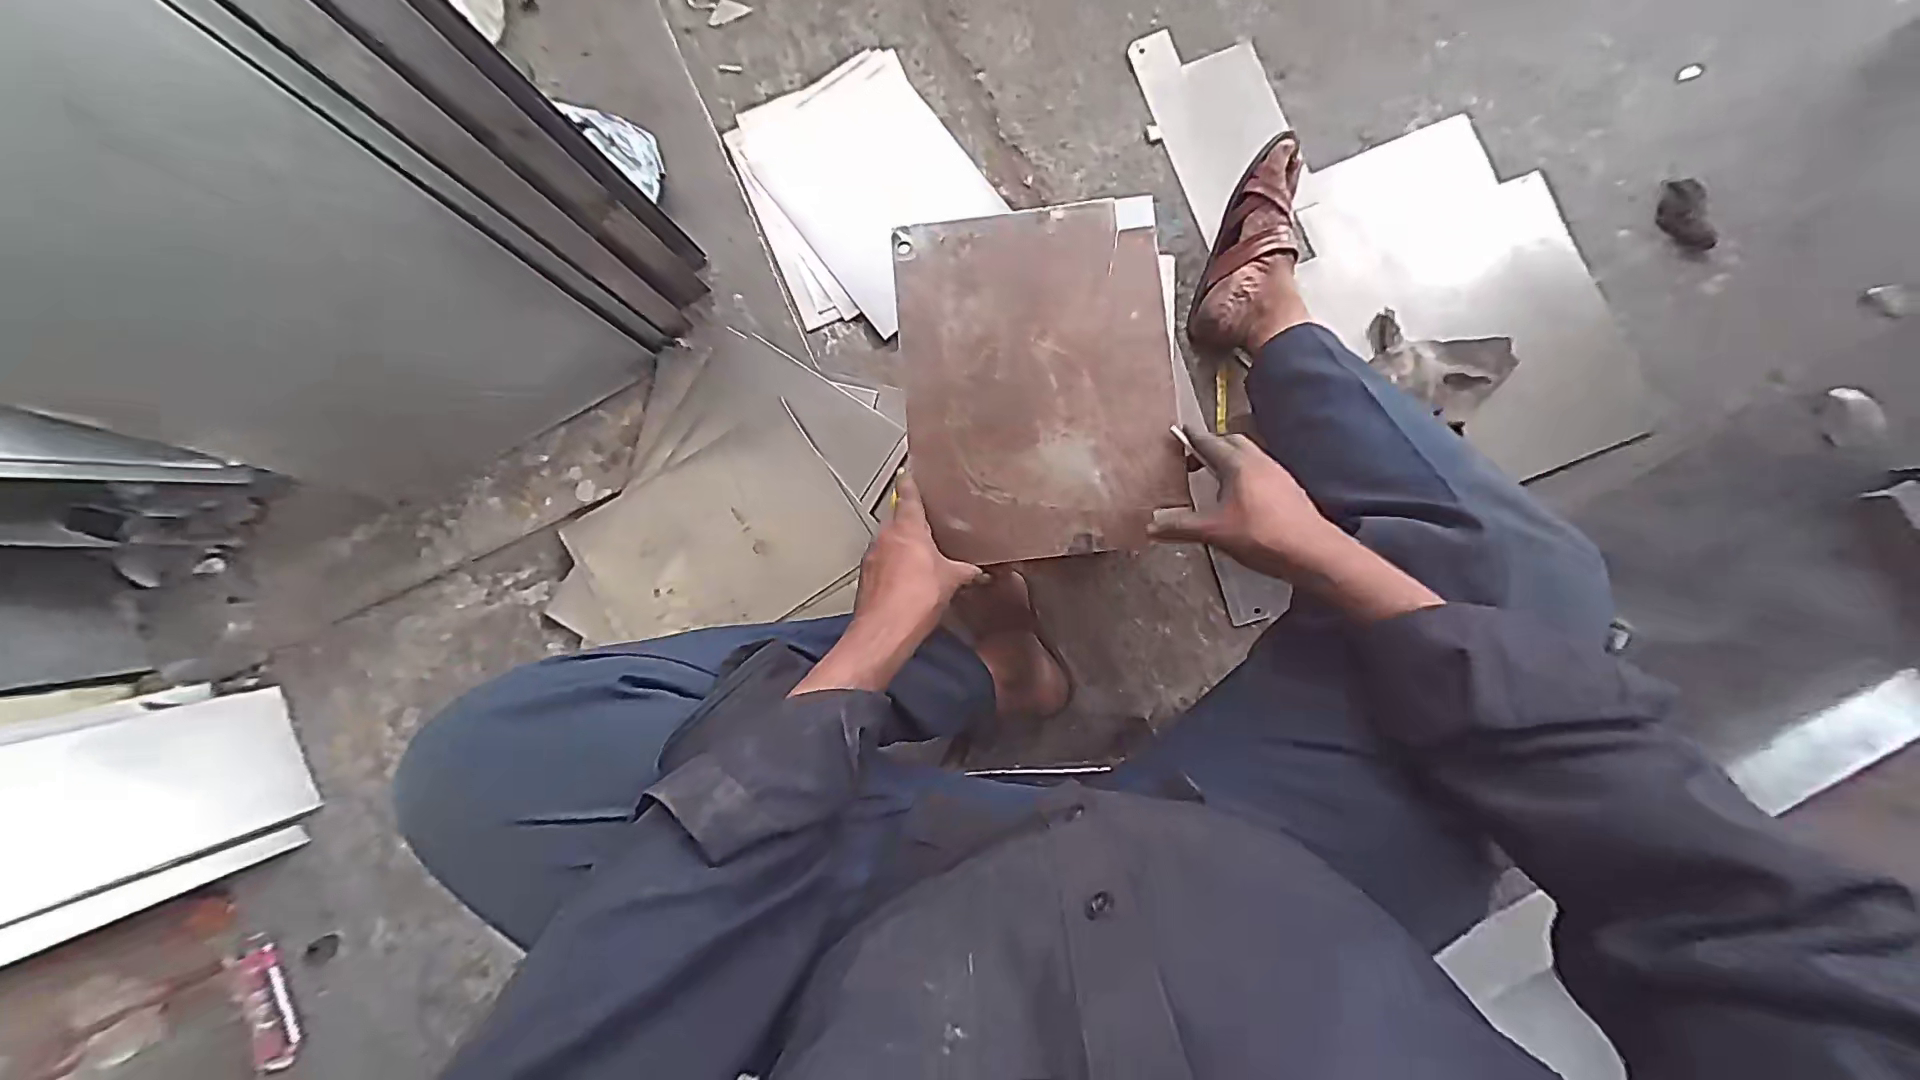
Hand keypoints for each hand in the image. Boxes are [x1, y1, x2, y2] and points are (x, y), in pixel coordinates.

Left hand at [853, 471, 985, 630]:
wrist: (883, 631)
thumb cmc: (918, 597)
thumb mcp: (951, 580)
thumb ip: (967, 571)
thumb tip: (981, 573)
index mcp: (907, 528)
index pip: (908, 494)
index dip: (910, 481)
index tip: (909, 470)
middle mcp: (885, 536)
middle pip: (899, 520)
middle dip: (913, 522)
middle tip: (931, 525)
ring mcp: (871, 556)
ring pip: (890, 542)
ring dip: (903, 547)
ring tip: (923, 557)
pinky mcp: (865, 577)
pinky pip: (883, 563)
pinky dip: (894, 566)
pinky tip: (907, 580)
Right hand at [1149, 425, 1349, 581]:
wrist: (1313, 553)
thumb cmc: (1262, 536)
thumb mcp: (1213, 532)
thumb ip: (1180, 526)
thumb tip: (1151, 527)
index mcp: (1238, 464)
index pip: (1209, 442)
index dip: (1191, 437)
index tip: (1179, 432)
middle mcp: (1259, 462)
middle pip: (1231, 441)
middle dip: (1211, 445)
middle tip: (1193, 458)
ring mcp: (1278, 474)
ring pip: (1248, 455)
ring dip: (1229, 460)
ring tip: (1212, 478)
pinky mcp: (1288, 489)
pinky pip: (1260, 470)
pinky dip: (1243, 473)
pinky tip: (1238, 496)